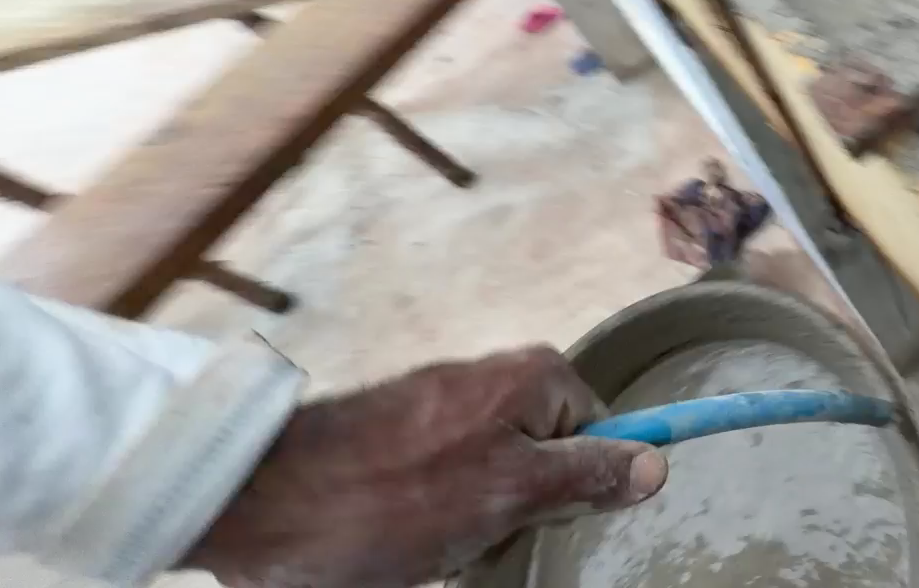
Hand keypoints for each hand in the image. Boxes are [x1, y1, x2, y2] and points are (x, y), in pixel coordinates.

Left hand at [183, 346, 667, 587]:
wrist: (258, 496)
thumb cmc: (401, 496)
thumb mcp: (508, 495)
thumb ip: (589, 475)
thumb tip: (660, 464)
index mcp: (541, 376)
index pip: (600, 432)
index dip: (576, 485)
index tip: (529, 519)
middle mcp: (506, 373)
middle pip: (549, 453)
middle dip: (518, 507)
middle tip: (473, 538)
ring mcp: (454, 395)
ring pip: (498, 471)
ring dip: (476, 518)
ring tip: (426, 545)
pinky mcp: (410, 421)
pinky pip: (453, 471)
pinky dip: (437, 511)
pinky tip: (399, 535)